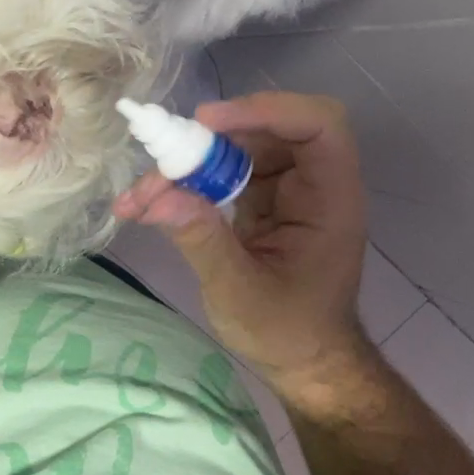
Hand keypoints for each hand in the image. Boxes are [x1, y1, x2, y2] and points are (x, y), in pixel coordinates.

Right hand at [113, 91, 372, 402]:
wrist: (302, 364)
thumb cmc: (286, 333)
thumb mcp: (239, 291)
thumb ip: (201, 239)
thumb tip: (157, 196)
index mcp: (330, 199)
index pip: (317, 126)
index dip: (265, 111)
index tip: (207, 123)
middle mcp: (313, 185)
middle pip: (268, 132)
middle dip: (211, 141)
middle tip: (161, 161)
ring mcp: (286, 194)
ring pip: (239, 152)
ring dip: (190, 165)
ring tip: (143, 194)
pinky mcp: (260, 207)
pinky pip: (223, 178)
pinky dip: (187, 186)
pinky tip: (149, 204)